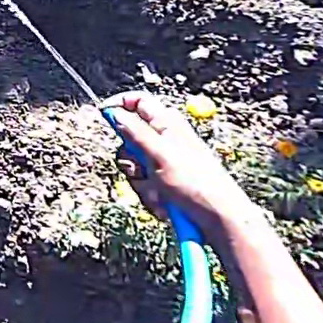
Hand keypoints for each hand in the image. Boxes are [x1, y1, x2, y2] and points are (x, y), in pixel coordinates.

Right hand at [102, 91, 253, 235]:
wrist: (219, 220)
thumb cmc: (195, 184)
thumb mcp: (159, 154)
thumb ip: (134, 132)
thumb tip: (113, 112)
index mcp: (167, 124)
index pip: (138, 102)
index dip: (119, 105)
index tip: (103, 115)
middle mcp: (164, 140)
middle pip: (128, 139)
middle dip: (130, 160)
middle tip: (142, 169)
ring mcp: (164, 163)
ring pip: (133, 167)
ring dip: (141, 183)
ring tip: (160, 193)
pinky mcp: (165, 183)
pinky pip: (143, 186)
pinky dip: (150, 197)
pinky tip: (165, 205)